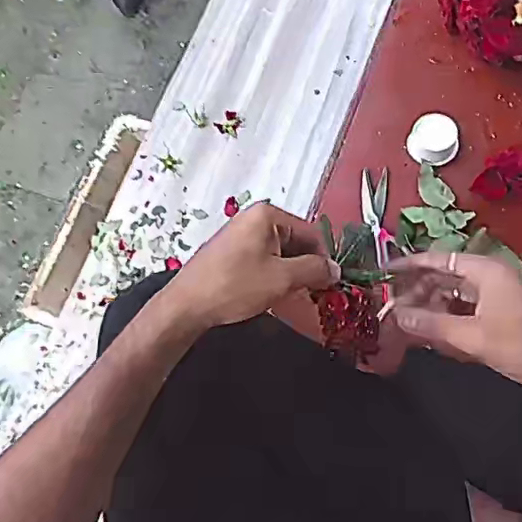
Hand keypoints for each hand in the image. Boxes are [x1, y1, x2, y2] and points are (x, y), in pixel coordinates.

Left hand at [152, 201, 338, 331]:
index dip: (324, 259)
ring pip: (280, 254)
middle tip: (312, 294)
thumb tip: (336, 270)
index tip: (330, 284)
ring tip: (290, 297)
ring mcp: (240, 235)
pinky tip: (270, 296)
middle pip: (296, 242)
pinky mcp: (230, 252)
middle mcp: (254, 218)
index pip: (312, 233)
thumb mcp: (282, 279)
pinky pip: (263, 260)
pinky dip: (272, 276)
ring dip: (290, 275)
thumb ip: (315, 270)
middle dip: (306, 268)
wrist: (185, 306)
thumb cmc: (234, 286)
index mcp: (268, 215)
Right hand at [388, 253, 521, 400]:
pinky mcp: (497, 311)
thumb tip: (396, 314)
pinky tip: (429, 329)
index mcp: (485, 270)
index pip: (439, 259)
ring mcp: (494, 293)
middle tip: (391, 305)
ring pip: (452, 292)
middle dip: (417, 289)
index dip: (410, 265)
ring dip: (429, 304)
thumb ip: (431, 324)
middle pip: (444, 275)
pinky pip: (463, 306)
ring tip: (405, 319)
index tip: (384, 272)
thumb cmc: (521, 347)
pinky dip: (445, 314)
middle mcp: (488, 275)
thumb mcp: (472, 337)